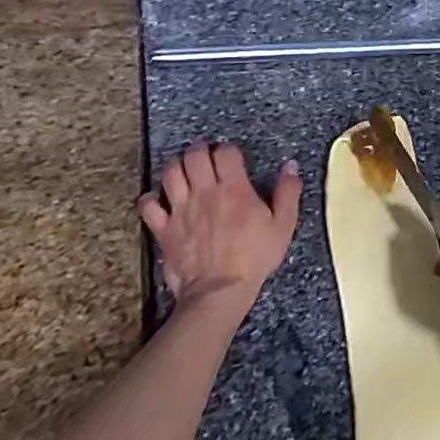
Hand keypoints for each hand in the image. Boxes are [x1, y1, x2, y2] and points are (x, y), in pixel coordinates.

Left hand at [139, 143, 300, 322]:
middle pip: (194, 156)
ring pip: (170, 173)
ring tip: (185, 171)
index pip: (226, 153)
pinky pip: (148, 205)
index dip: (229, 149)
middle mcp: (204, 193)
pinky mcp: (164, 228)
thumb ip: (288, 193)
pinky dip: (151, 198)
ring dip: (177, 166)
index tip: (233, 156)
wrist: (220, 290)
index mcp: (234, 190)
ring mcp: (180, 209)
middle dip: (200, 150)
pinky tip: (159, 199)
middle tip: (206, 156)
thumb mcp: (283, 226)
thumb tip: (291, 167)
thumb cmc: (255, 258)